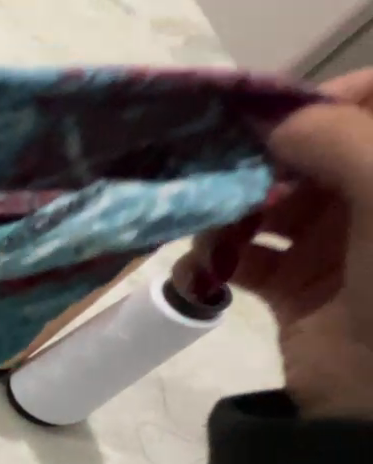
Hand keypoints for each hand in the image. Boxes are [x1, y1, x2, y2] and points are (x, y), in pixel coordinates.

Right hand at [219, 70, 372, 420]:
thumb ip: (336, 139)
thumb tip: (269, 115)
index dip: (322, 101)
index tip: (261, 120)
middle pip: (313, 154)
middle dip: (260, 163)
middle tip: (214, 178)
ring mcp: (342, 241)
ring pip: (270, 204)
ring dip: (228, 214)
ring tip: (204, 231)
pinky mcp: (296, 285)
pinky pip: (242, 259)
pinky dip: (211, 262)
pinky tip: (197, 271)